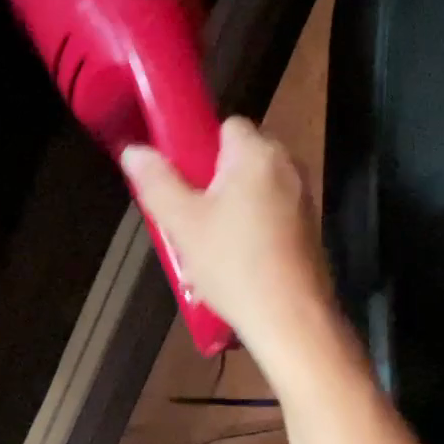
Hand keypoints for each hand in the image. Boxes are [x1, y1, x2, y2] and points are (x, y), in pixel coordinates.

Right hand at [121, 117, 335, 350]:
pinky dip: (252, 231)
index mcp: (256, 152)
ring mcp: (303, 198)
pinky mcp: (309, 230)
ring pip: (255, 191)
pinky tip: (236, 264)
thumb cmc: (233, 265)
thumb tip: (133, 150)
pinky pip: (271, 216)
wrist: (290, 318)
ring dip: (230, 211)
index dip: (199, 148)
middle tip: (188, 219)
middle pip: (240, 159)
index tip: (181, 181)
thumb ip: (157, 182)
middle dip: (212, 183)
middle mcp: (287, 165)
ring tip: (208, 249)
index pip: (226, 125)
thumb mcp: (183, 225)